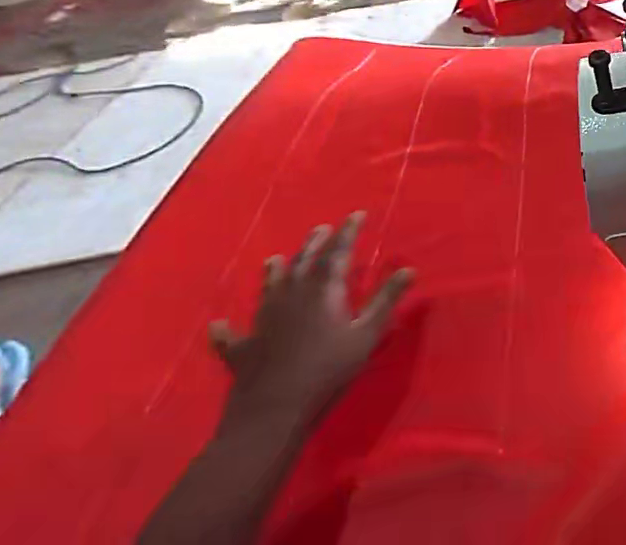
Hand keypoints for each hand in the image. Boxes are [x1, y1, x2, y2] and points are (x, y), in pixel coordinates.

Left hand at [209, 212, 412, 440]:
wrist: (273, 411)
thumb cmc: (328, 370)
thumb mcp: (367, 335)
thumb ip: (386, 300)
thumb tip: (409, 269)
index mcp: (323, 289)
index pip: (338, 251)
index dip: (349, 231)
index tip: (357, 214)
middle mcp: (291, 295)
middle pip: (304, 261)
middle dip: (315, 243)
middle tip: (323, 229)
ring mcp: (263, 320)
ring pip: (270, 287)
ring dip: (274, 272)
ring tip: (275, 258)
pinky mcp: (243, 348)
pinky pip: (231, 336)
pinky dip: (225, 331)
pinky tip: (216, 326)